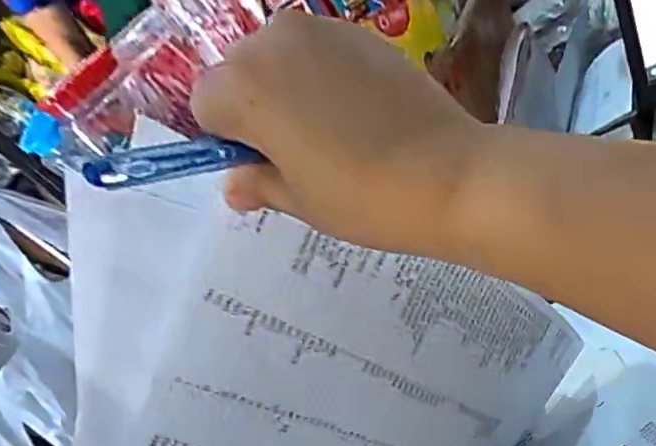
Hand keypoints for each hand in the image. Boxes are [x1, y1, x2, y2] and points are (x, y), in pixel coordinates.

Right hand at [190, 12, 485, 253]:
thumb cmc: (367, 201)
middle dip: (257, 112)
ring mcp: (322, 30)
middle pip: (241, 74)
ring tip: (339, 141)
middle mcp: (274, 43)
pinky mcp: (362, 34)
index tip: (264, 169)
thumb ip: (262, 186)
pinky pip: (324, 55)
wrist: (448, 177)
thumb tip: (235, 186)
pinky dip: (329, 81)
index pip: (206, 106)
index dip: (230, 141)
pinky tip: (365, 120)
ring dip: (293, 93)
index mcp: (245, 88)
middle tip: (303, 160)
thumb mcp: (307, 205)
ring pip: (282, 60)